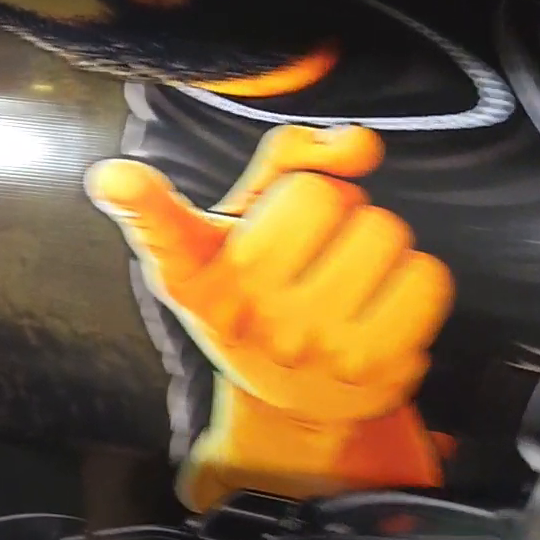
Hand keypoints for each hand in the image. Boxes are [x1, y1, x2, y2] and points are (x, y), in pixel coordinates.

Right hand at [85, 125, 450, 423]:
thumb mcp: (246, 221)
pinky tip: (376, 307)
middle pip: (324, 196)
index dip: (136, 197)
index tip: (113, 177)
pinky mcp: (365, 365)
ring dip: (374, 245)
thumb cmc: (264, 284)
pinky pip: (426, 278)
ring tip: (342, 277)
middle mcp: (234, 305)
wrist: (293, 392)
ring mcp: (298, 340)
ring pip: (383, 232)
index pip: (160, 228)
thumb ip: (289, 158)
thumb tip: (356, 147)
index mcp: (189, 269)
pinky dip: (413, 283)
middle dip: (331, 209)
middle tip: (309, 249)